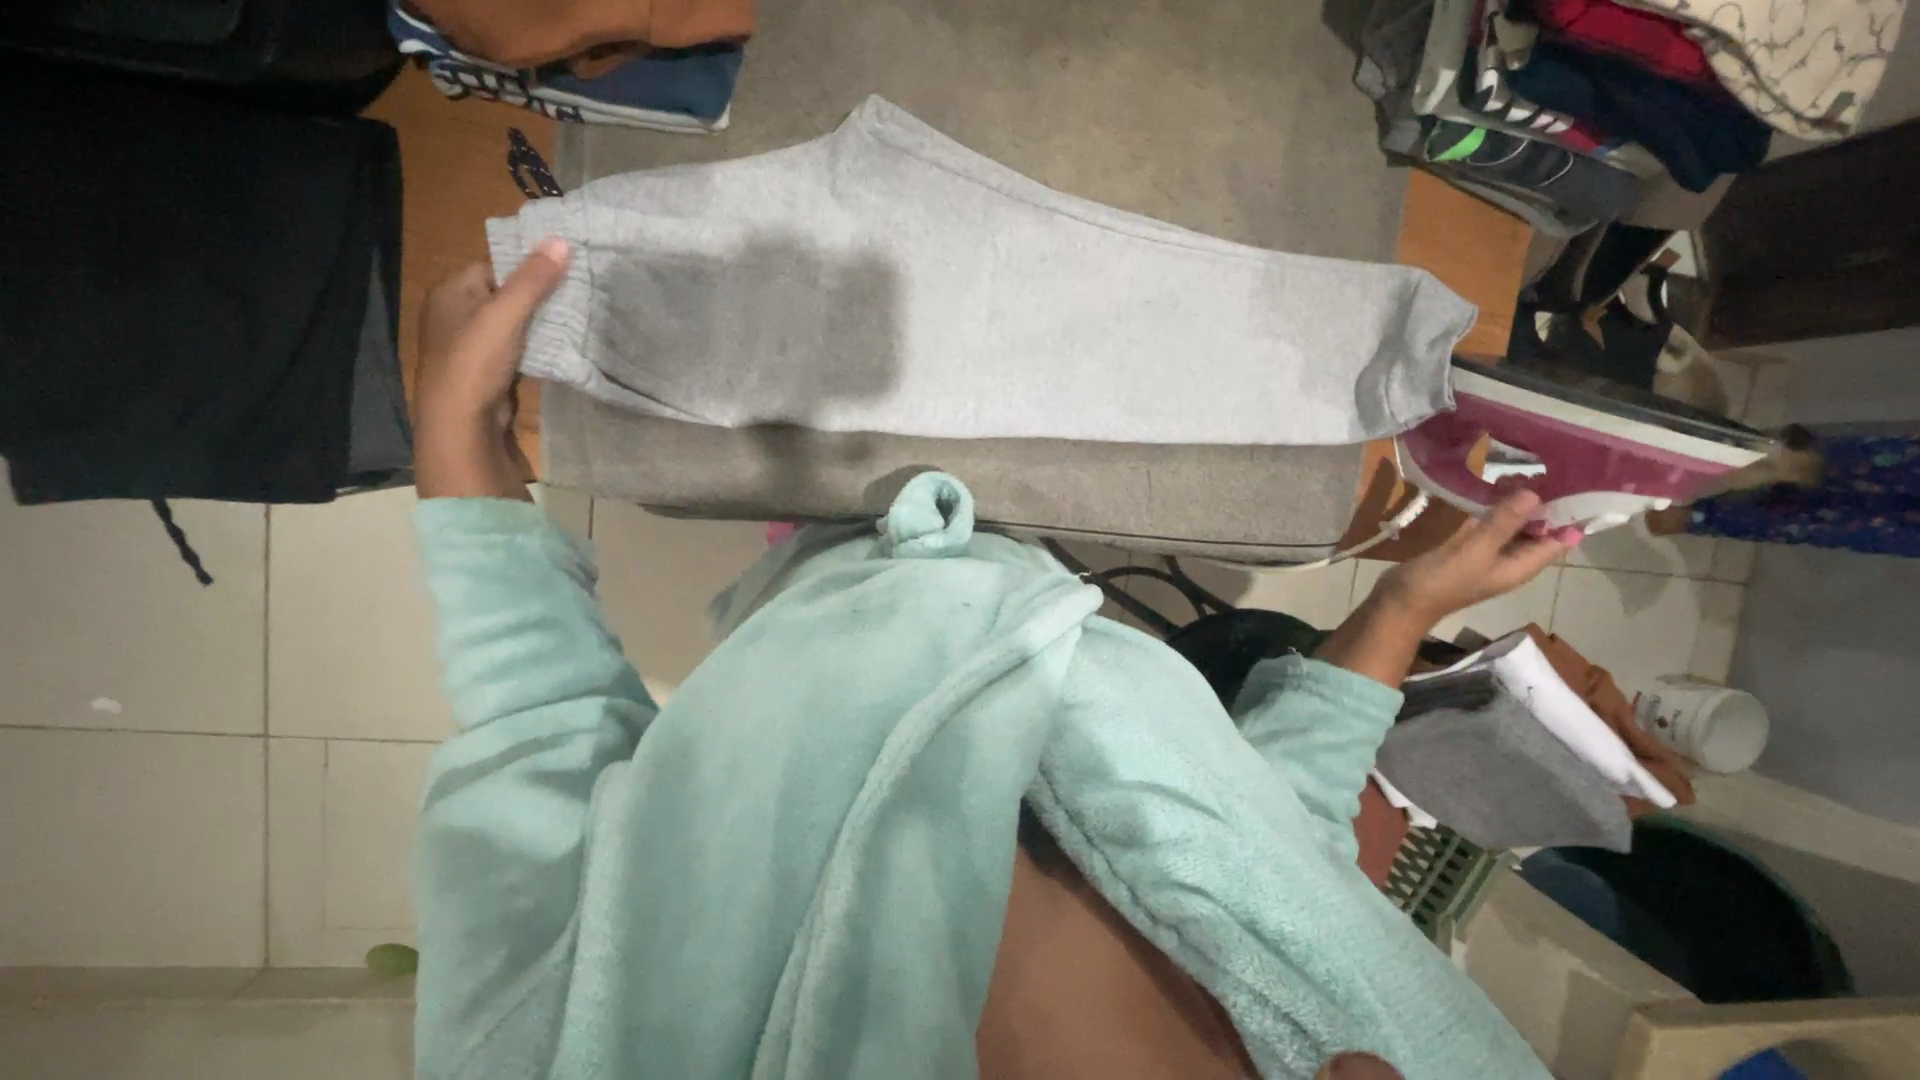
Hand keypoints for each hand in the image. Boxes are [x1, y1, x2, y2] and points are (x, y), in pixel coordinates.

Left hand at [412, 237, 570, 499]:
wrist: (463, 424)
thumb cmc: (475, 362)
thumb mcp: (506, 315)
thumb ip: (533, 280)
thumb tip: (562, 241)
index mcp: (449, 293)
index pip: (493, 266)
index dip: (526, 267)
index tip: (563, 270)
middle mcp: (454, 315)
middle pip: (504, 295)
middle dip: (537, 296)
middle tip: (576, 293)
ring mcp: (469, 346)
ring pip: (512, 324)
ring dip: (539, 324)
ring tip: (576, 317)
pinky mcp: (487, 371)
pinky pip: (516, 349)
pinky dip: (536, 347)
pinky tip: (559, 348)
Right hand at [1372, 488, 1579, 629]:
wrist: (1401, 602)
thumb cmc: (1441, 581)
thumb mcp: (1474, 551)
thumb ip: (1503, 523)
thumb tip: (1534, 493)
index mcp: (1522, 566)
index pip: (1560, 539)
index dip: (1570, 514)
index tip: (1571, 482)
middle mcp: (1511, 560)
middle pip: (1538, 530)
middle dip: (1541, 503)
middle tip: (1535, 470)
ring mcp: (1487, 554)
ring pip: (1512, 526)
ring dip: (1514, 504)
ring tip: (1511, 475)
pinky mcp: (1466, 549)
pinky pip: (1488, 526)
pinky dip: (1491, 510)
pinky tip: (1486, 490)